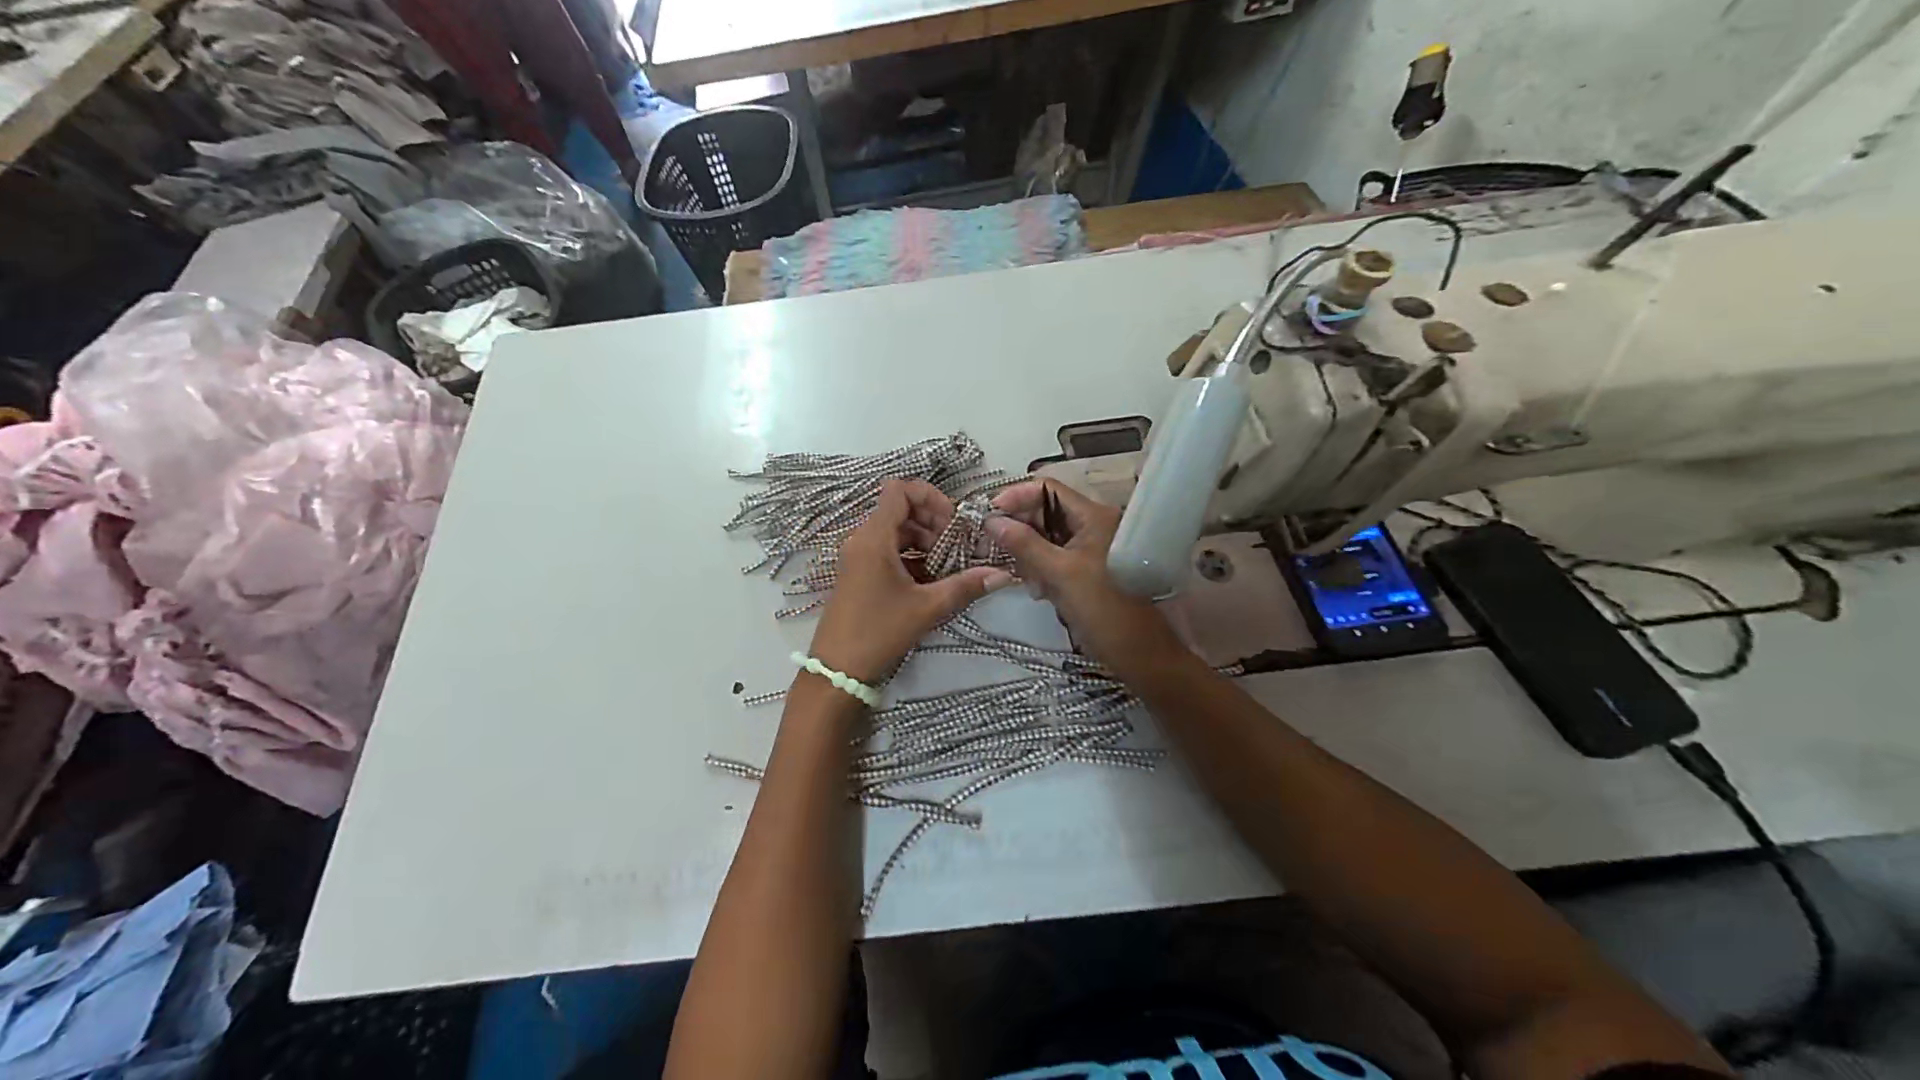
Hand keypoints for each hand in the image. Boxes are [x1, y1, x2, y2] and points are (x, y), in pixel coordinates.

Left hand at [809, 479, 1013, 685]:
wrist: (837, 671)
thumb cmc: (879, 632)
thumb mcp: (926, 608)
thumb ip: (965, 586)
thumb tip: (1002, 574)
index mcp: (873, 538)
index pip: (899, 490)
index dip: (930, 496)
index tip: (952, 522)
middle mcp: (862, 540)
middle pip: (900, 510)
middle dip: (932, 522)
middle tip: (956, 547)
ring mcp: (858, 558)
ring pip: (895, 532)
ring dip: (924, 541)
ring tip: (947, 566)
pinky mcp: (858, 575)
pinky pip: (887, 552)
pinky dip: (911, 557)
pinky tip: (931, 581)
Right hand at [986, 480, 1181, 670]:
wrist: (1141, 655)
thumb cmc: (1105, 610)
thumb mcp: (1060, 574)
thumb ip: (1025, 545)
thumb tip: (991, 521)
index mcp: (1095, 516)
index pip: (1047, 489)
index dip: (1015, 497)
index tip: (989, 516)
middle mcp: (1095, 525)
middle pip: (1046, 512)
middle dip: (1020, 529)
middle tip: (997, 550)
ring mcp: (1093, 548)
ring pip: (1049, 538)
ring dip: (1030, 554)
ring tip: (1024, 578)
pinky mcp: (1089, 570)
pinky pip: (1057, 559)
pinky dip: (1043, 569)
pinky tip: (1038, 590)